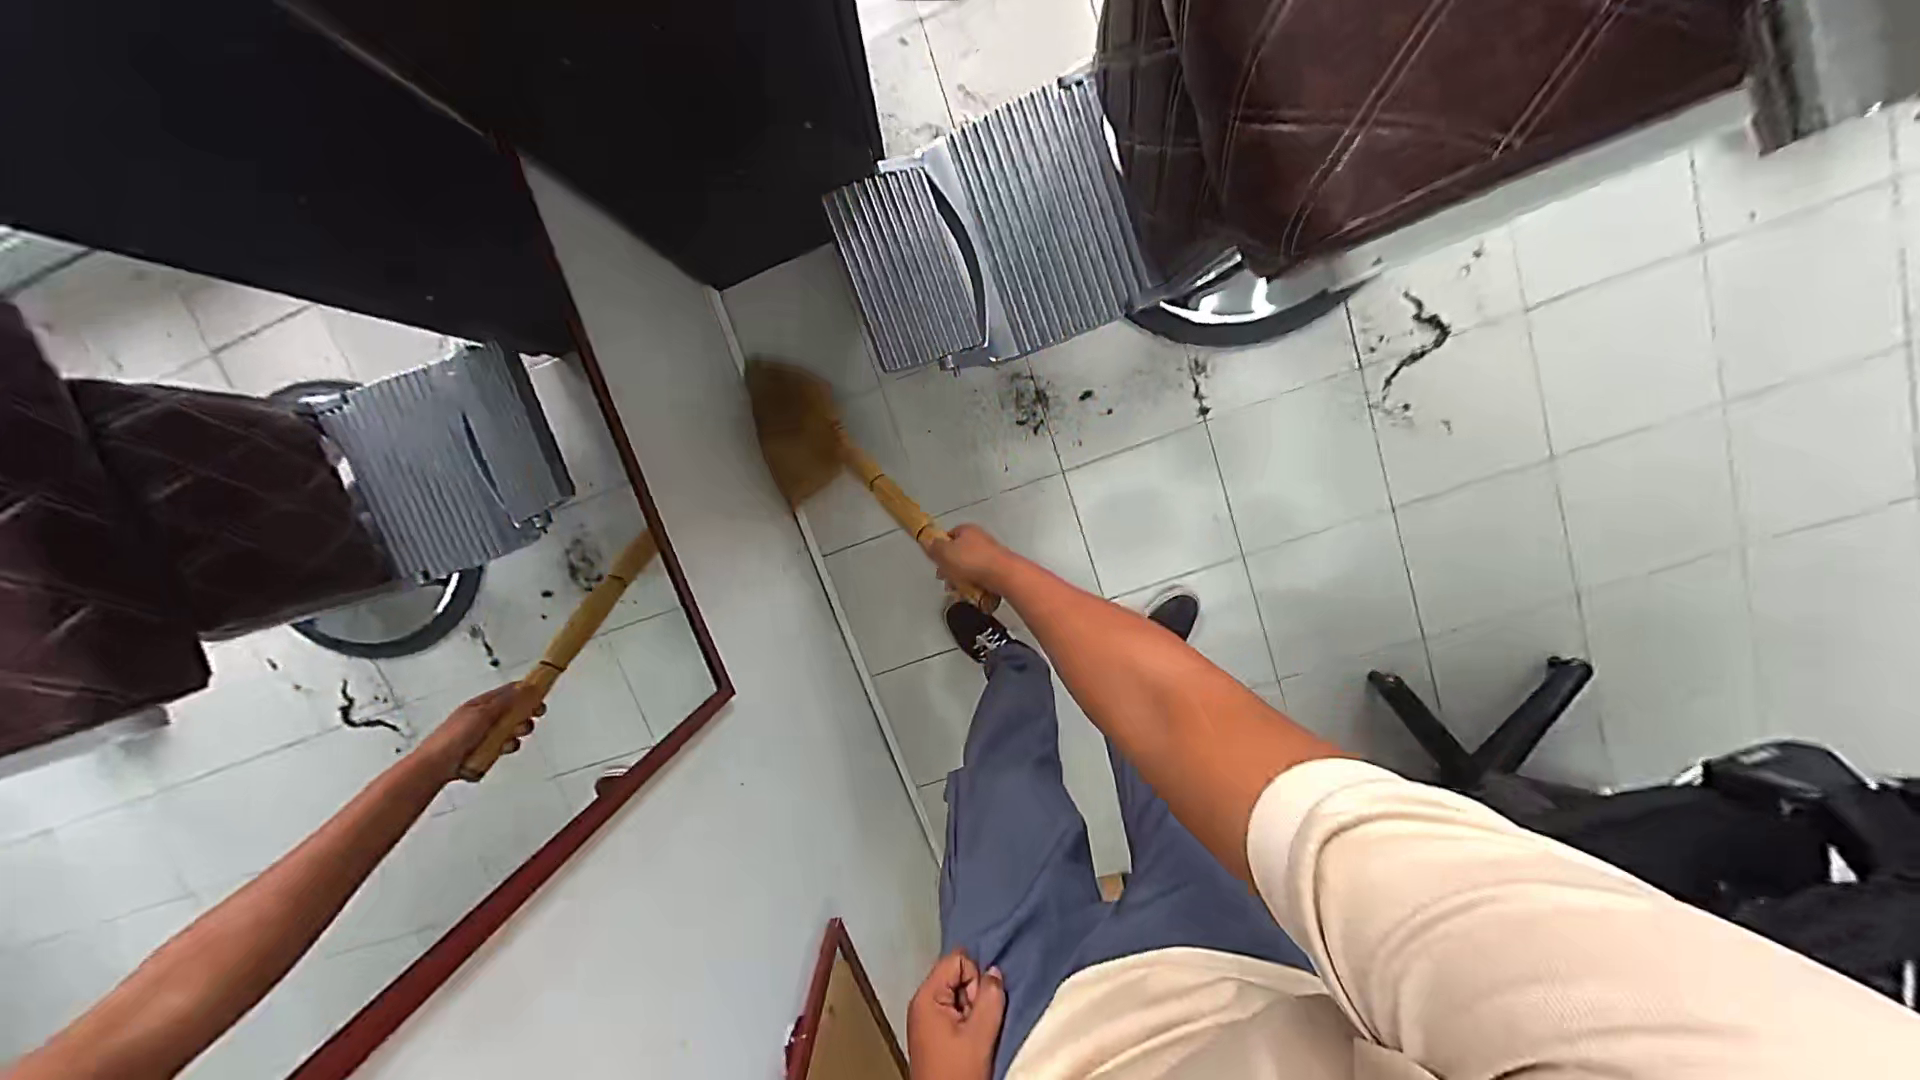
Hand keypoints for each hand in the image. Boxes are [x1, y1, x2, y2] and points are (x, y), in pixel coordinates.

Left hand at [411, 683, 544, 781]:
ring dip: (517, 732)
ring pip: (512, 728)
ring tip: (512, 737)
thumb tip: (527, 686)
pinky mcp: (486, 749)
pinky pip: (505, 744)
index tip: (542, 694)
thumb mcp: (483, 713)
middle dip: (526, 714)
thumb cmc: (451, 739)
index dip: (528, 691)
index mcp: (483, 703)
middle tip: (531, 718)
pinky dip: (507, 746)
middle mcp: (485, 716)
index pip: (511, 691)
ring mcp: (485, 733)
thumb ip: (507, 701)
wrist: (434, 767)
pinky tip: (502, 750)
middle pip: (516, 709)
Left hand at [907, 948, 1004, 1079]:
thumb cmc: (957, 1075)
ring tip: (976, 1040)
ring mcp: (927, 1019)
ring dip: (974, 1013)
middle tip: (977, 1028)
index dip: (975, 979)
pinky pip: (956, 1012)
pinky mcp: (934, 1034)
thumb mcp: (979, 1036)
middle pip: (958, 975)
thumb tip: (994, 972)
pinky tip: (972, 1044)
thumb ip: (990, 998)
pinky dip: (969, 1024)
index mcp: (927, 996)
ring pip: (960, 995)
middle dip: (975, 996)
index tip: (977, 1009)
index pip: (957, 959)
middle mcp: (923, 1002)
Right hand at [928, 524, 1016, 597]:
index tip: (935, 560)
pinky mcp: (995, 570)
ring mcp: (989, 555)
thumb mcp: (944, 552)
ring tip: (958, 588)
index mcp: (967, 530)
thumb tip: (928, 543)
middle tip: (946, 577)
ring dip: (960, 579)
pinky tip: (970, 591)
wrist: (1002, 576)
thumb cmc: (975, 562)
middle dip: (950, 568)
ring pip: (968, 568)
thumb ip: (933, 547)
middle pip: (958, 554)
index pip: (948, 536)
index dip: (939, 549)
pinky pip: (979, 577)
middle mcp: (980, 540)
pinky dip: (973, 584)